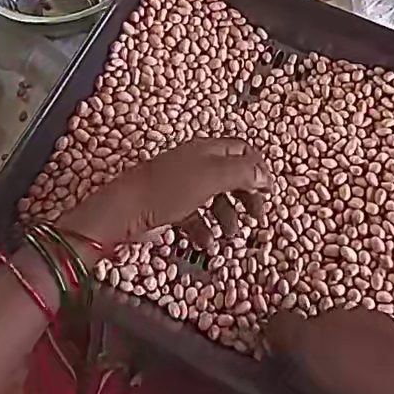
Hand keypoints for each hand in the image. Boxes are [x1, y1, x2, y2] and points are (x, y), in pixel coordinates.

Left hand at [57, 138, 270, 252]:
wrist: (124, 210)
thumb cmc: (167, 190)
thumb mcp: (211, 178)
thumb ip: (241, 173)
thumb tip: (264, 175)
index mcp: (205, 150)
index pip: (241, 151)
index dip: (257, 169)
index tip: (268, 193)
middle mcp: (194, 163)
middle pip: (230, 175)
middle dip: (246, 196)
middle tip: (256, 218)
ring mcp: (180, 185)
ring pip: (214, 197)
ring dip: (227, 216)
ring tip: (229, 235)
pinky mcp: (168, 205)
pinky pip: (195, 215)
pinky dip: (204, 228)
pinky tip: (206, 243)